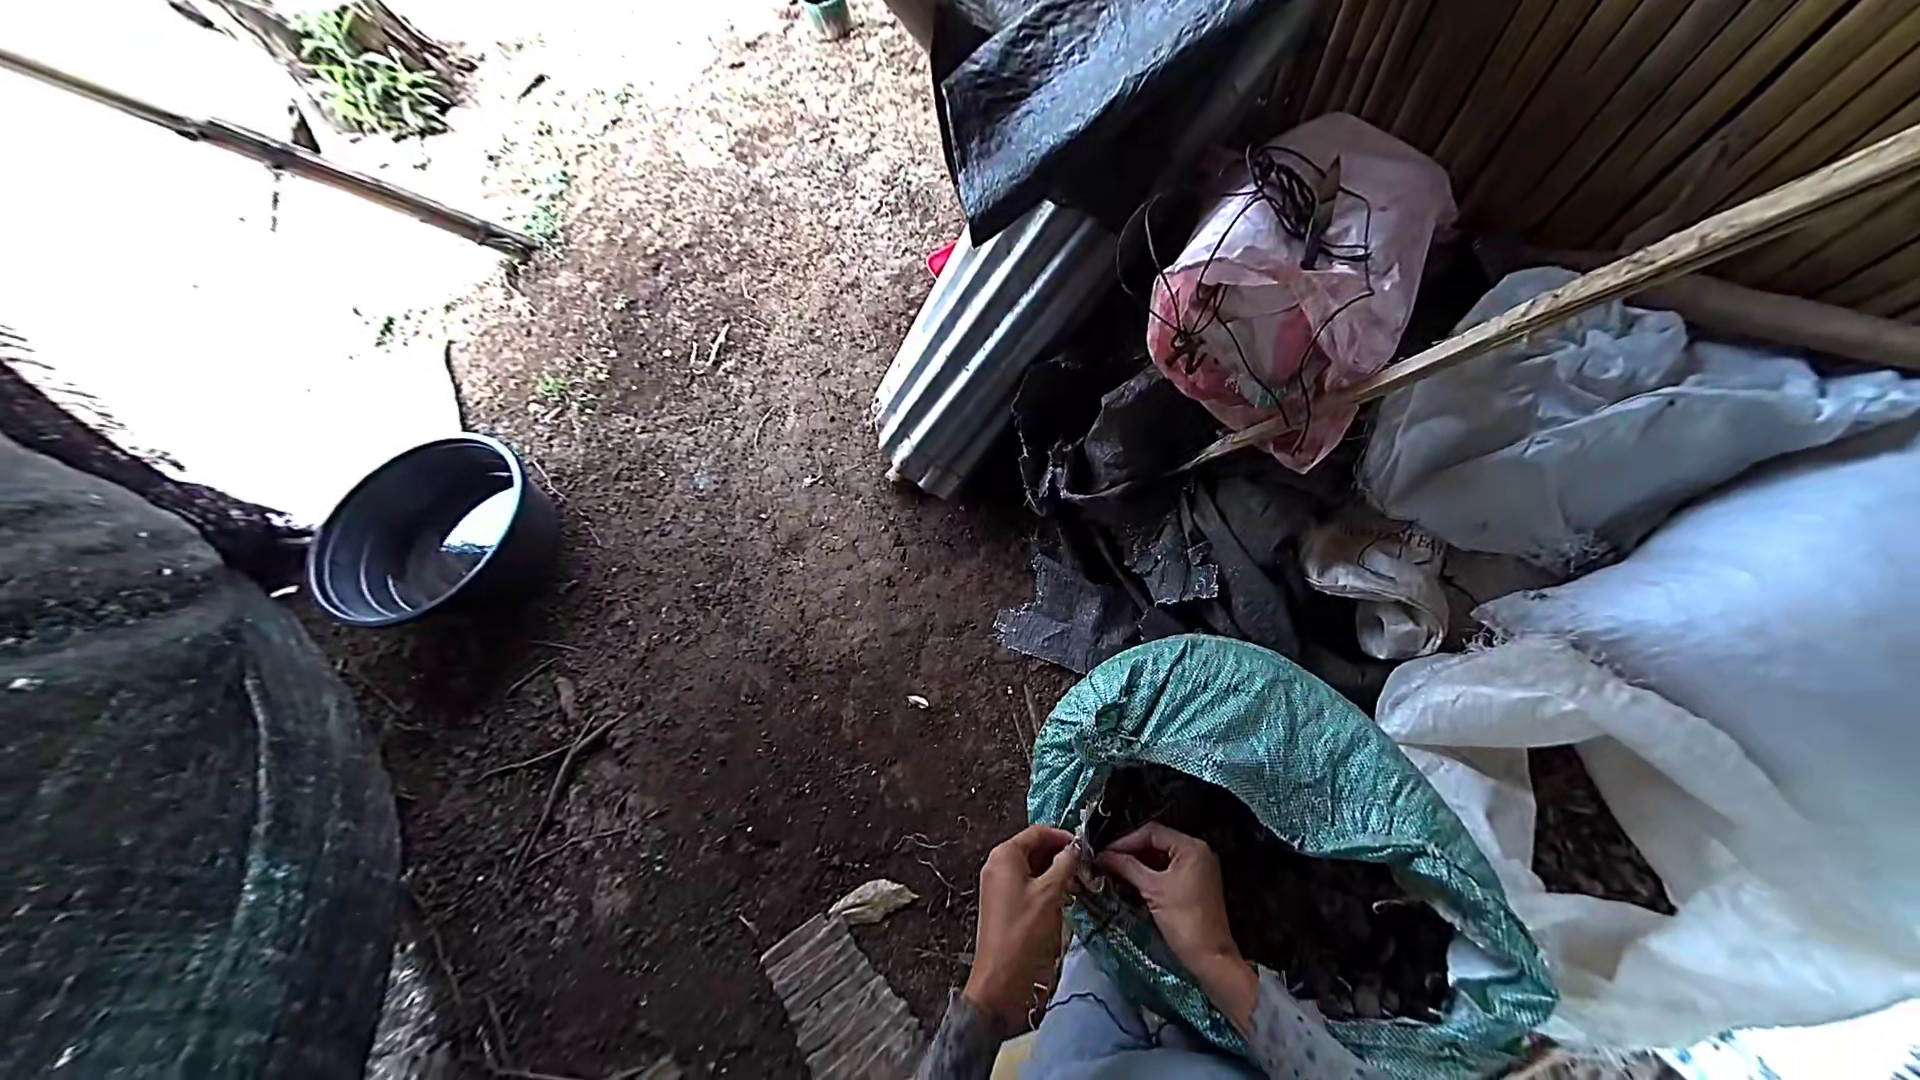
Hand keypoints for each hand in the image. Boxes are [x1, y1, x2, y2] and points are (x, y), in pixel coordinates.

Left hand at [962, 824, 1080, 1034]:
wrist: (1001, 982)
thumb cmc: (1024, 932)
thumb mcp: (1050, 894)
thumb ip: (1064, 864)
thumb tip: (1075, 848)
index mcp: (1005, 854)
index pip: (1037, 832)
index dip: (1062, 836)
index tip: (1085, 846)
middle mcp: (998, 864)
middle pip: (1034, 848)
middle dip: (1059, 854)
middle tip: (1085, 866)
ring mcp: (999, 885)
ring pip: (1032, 868)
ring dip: (1055, 872)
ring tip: (1079, 882)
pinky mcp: (1004, 905)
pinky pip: (1028, 885)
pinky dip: (1046, 887)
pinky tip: (1064, 897)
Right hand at [1097, 823, 1257, 1032]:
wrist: (1211, 960)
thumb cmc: (1184, 921)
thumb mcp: (1153, 890)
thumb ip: (1127, 867)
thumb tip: (1103, 855)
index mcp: (1191, 847)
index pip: (1151, 832)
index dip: (1125, 841)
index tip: (1105, 851)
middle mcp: (1196, 852)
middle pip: (1155, 843)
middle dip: (1129, 852)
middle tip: (1106, 860)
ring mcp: (1196, 869)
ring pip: (1158, 857)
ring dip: (1136, 864)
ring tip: (1113, 870)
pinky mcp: (1193, 885)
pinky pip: (1165, 871)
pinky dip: (1147, 875)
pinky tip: (1129, 881)